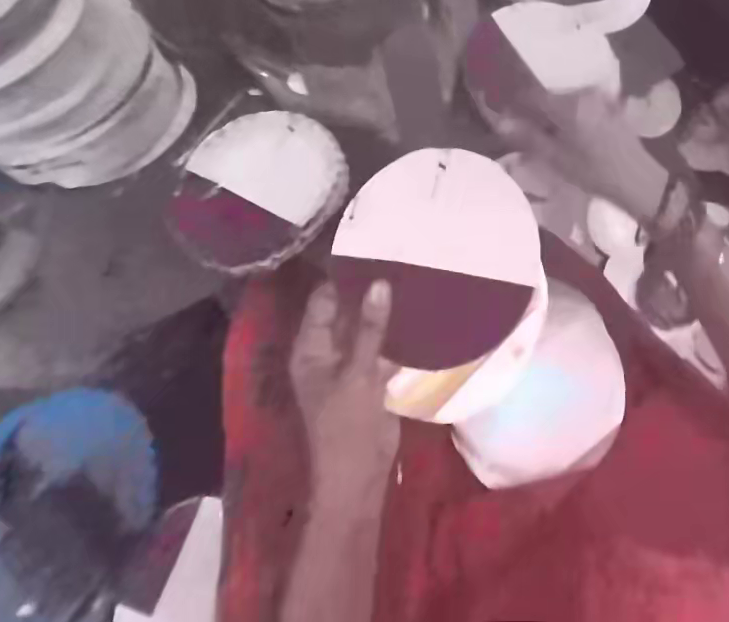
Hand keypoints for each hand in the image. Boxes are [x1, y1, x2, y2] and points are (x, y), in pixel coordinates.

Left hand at [289, 281, 398, 500]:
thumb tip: (380, 282)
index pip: (323, 302)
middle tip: (396, 259)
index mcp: (310, 348)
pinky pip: (381, 348)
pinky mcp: (369, 379)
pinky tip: (418, 315)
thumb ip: (370, 328)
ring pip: (366, 331)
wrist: (359, 477)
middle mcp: (326, 352)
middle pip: (345, 313)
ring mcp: (349, 366)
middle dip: (366, 293)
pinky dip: (395, 336)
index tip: (369, 251)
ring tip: (409, 279)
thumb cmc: (346, 424)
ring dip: (383, 313)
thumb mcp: (358, 373)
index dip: (343, 279)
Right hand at [507, 90, 670, 223]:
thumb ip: (527, 137)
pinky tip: (567, 133)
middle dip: (533, 110)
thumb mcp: (556, 158)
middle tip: (522, 131)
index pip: (530, 95)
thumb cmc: (595, 173)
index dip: (513, 104)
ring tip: (544, 135)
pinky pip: (580, 105)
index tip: (503, 117)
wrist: (642, 181)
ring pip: (564, 100)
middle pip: (547, 96)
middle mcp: (584, 93)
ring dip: (551, 114)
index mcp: (568, 104)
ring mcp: (599, 97)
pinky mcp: (610, 105)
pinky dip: (569, 115)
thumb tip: (500, 121)